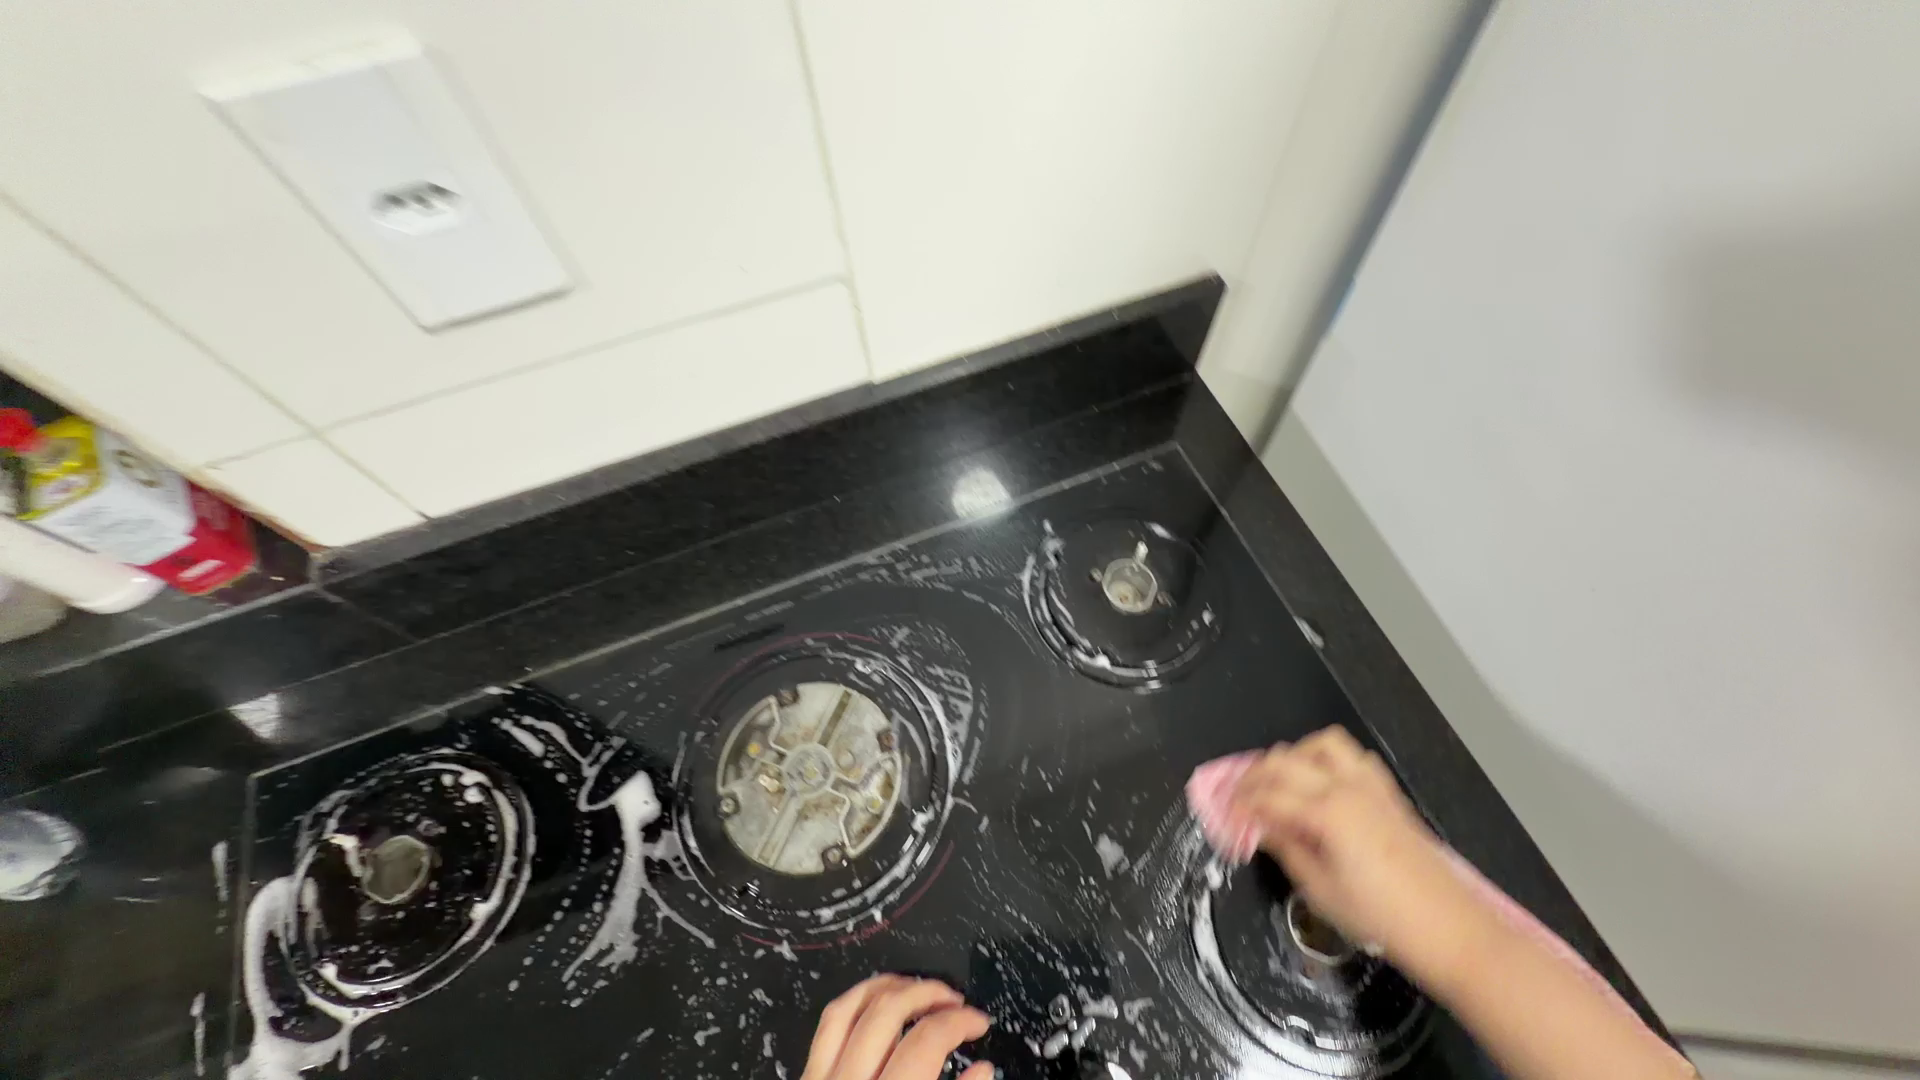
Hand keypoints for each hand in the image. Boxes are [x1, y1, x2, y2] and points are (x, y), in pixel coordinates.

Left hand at [801, 975, 992, 1079]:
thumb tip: (982, 1068)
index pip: (926, 1042)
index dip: (959, 1022)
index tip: (978, 1021)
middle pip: (889, 1012)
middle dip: (928, 994)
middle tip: (953, 999)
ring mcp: (821, 1077)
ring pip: (851, 1007)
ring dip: (890, 987)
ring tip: (918, 987)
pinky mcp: (806, 1077)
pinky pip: (829, 1023)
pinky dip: (856, 999)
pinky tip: (876, 998)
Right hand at [1230, 726, 1470, 963]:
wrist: (1452, 930)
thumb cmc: (1382, 918)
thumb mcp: (1321, 891)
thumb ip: (1286, 849)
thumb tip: (1261, 827)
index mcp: (1326, 812)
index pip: (1267, 794)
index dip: (1239, 802)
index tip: (1224, 812)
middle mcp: (1346, 788)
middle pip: (1285, 760)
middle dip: (1255, 774)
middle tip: (1239, 794)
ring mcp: (1371, 786)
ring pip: (1321, 744)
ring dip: (1293, 757)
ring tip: (1279, 781)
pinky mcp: (1388, 794)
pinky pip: (1353, 756)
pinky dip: (1328, 759)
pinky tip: (1321, 782)